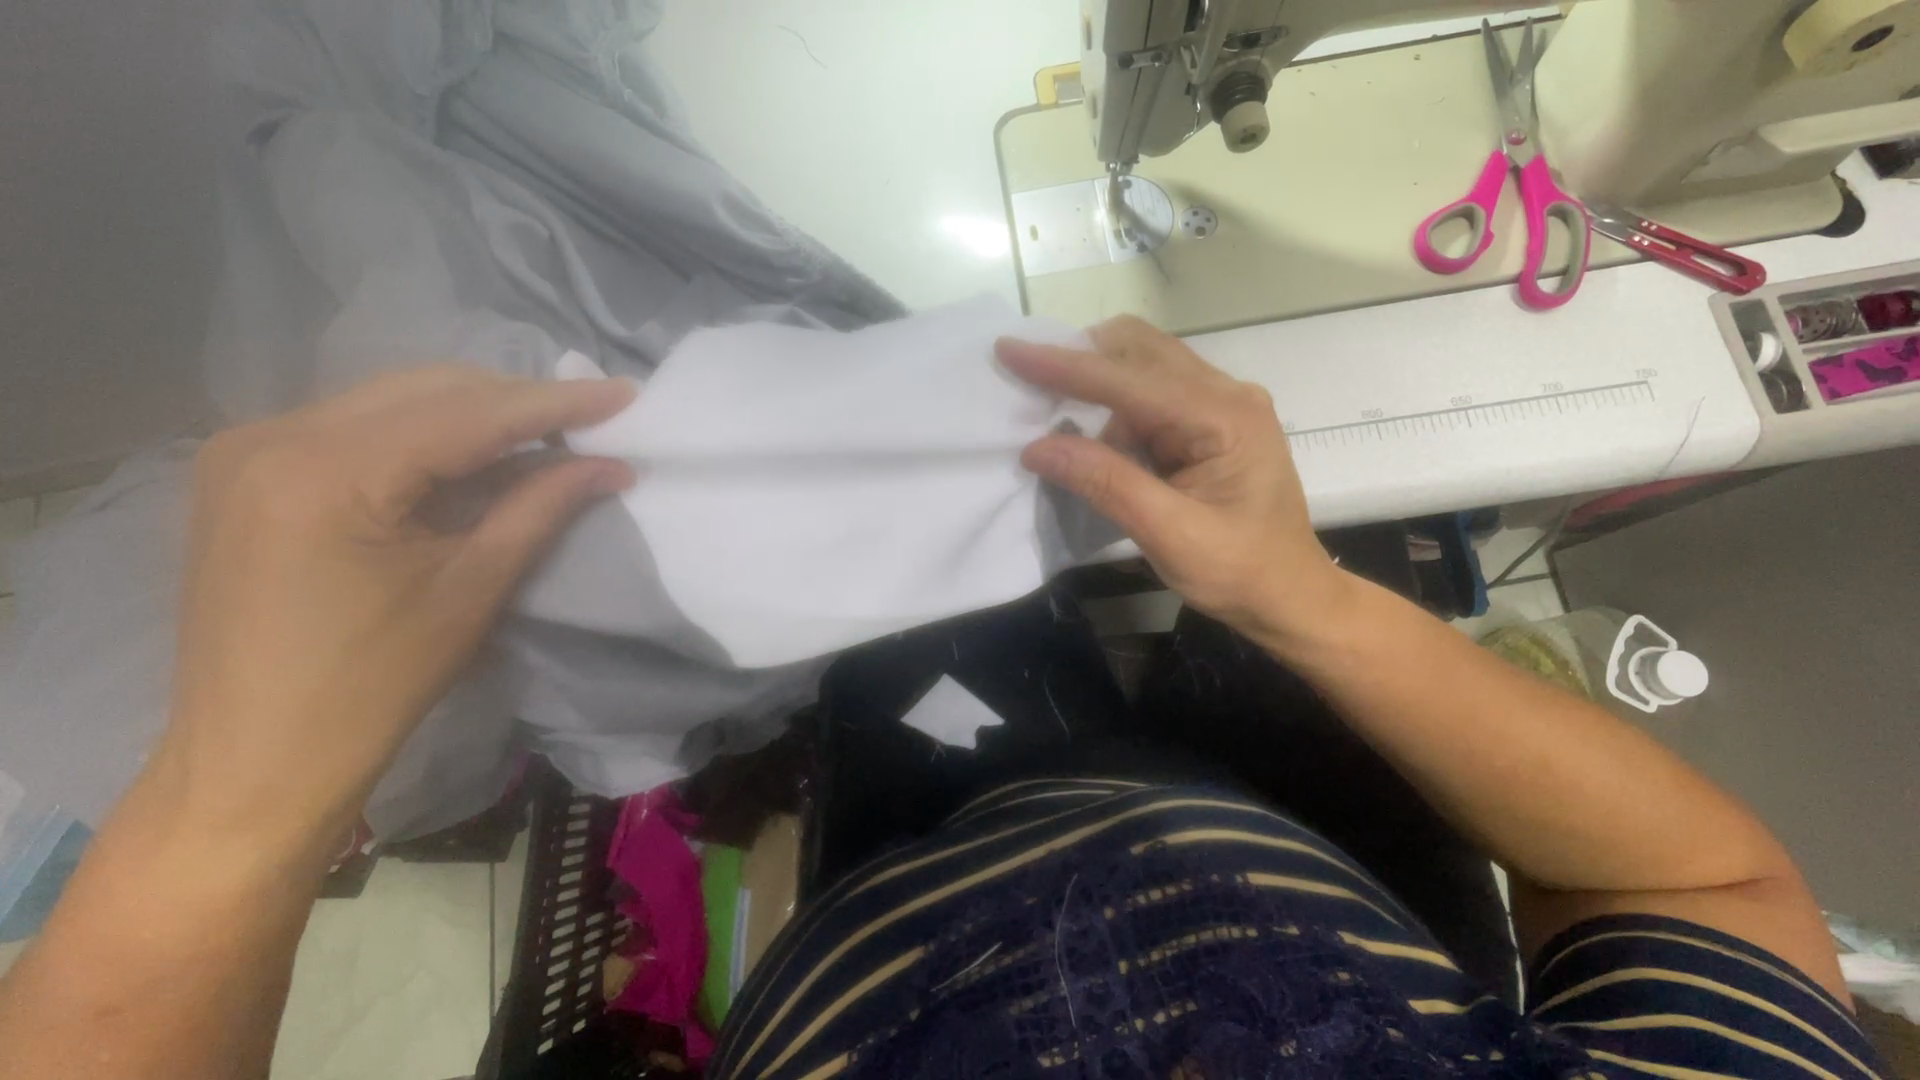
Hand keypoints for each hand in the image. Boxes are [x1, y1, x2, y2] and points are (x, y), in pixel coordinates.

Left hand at [155, 367, 635, 856]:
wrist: (257, 755)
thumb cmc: (374, 685)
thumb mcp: (472, 589)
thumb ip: (540, 508)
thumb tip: (610, 465)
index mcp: (324, 473)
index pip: (465, 415)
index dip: (554, 404)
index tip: (623, 394)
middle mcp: (273, 438)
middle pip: (426, 392)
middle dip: (517, 402)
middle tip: (593, 418)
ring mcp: (248, 449)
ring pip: (393, 402)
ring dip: (476, 414)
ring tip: (550, 434)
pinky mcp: (248, 471)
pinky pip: (359, 428)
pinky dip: (428, 435)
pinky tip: (476, 455)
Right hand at [997, 317, 1348, 640]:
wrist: (1289, 595)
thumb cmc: (1239, 571)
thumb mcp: (1169, 535)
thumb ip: (1106, 483)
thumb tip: (1038, 447)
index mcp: (1224, 417)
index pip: (1129, 379)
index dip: (1064, 365)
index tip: (1009, 350)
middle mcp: (1226, 394)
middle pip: (1140, 349)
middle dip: (1080, 359)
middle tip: (1025, 379)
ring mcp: (1222, 405)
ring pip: (1143, 369)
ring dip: (1096, 391)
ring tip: (1058, 429)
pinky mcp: (1211, 423)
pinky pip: (1152, 398)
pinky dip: (1115, 412)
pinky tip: (1097, 446)